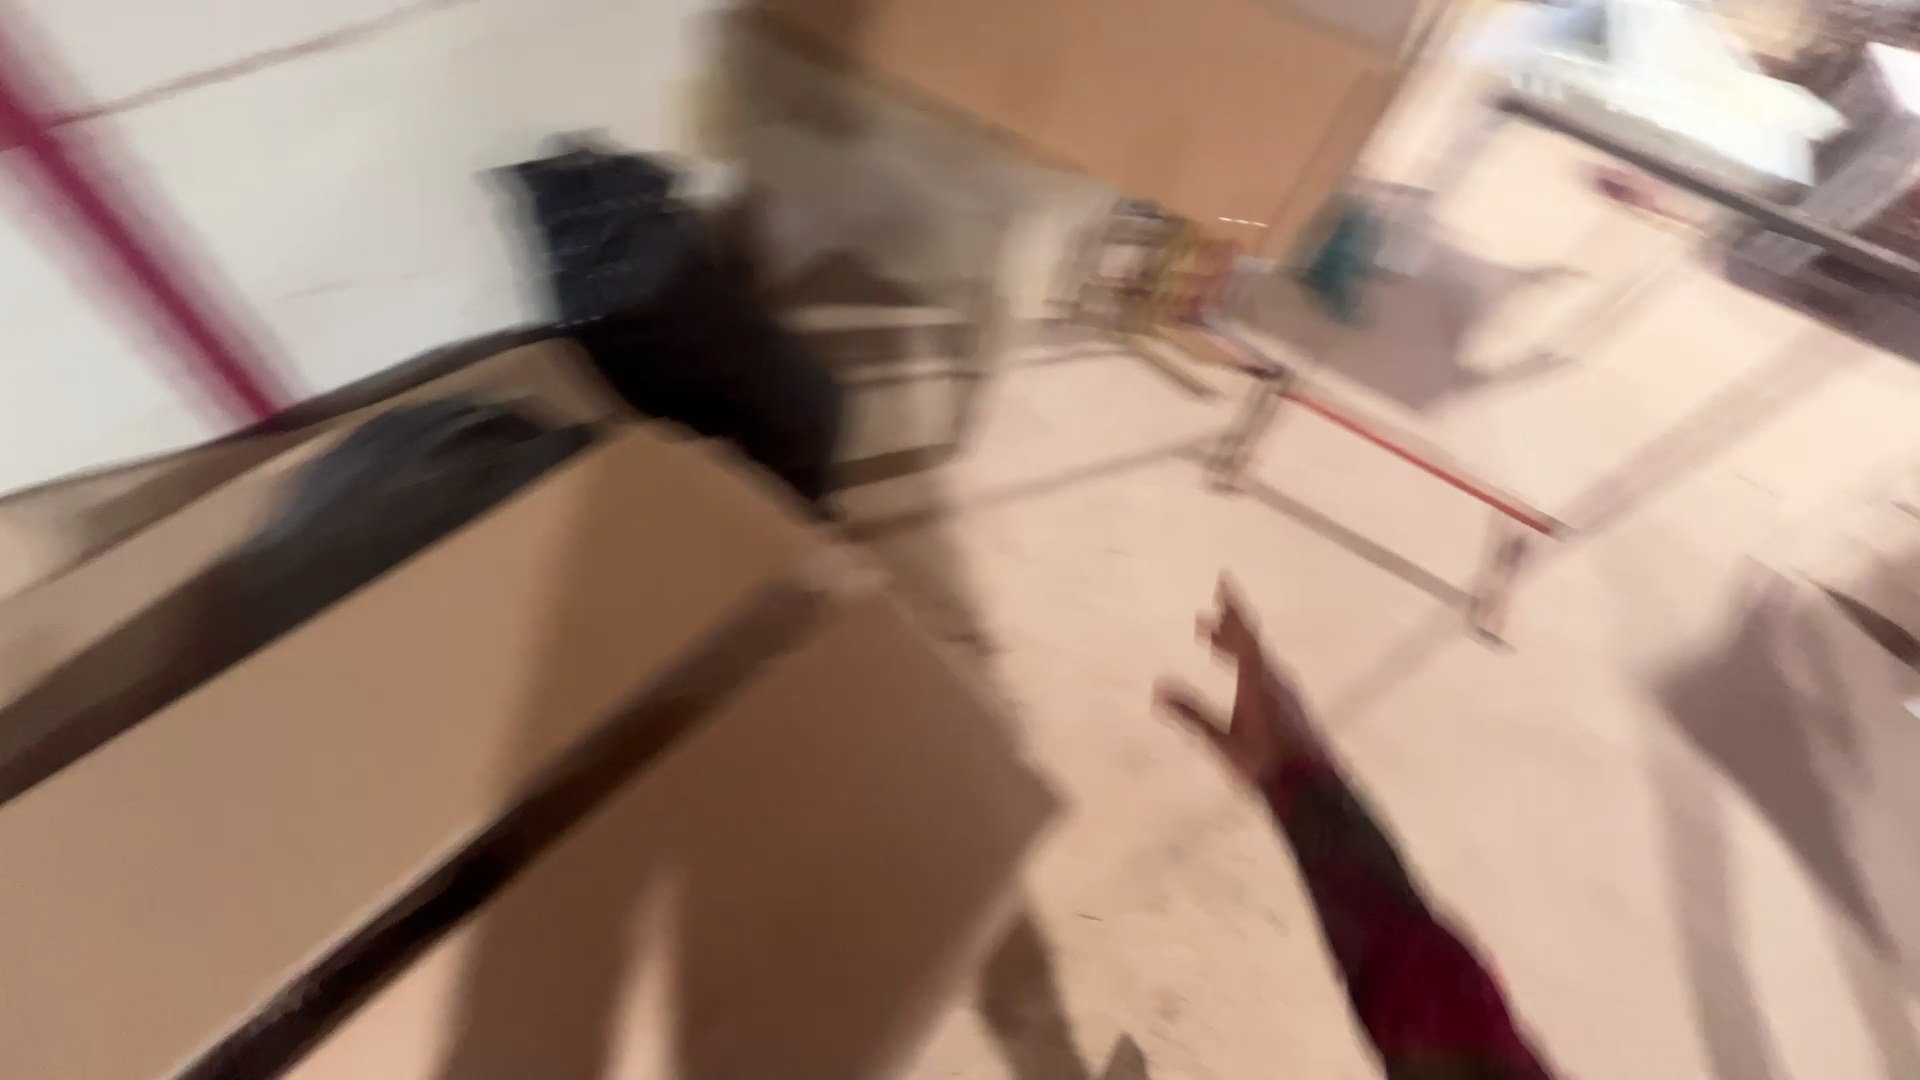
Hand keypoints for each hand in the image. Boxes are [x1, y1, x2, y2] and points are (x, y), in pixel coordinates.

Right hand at [1155, 577, 1312, 785]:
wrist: (1311, 788)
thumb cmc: (1265, 760)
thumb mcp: (1222, 739)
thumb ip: (1191, 714)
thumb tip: (1158, 690)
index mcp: (1258, 677)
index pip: (1243, 632)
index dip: (1231, 606)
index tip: (1222, 580)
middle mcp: (1275, 677)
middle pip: (1250, 641)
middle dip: (1226, 627)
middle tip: (1204, 621)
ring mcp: (1285, 691)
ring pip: (1257, 657)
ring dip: (1235, 646)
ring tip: (1214, 645)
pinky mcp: (1290, 705)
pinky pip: (1263, 670)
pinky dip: (1245, 662)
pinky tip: (1240, 676)